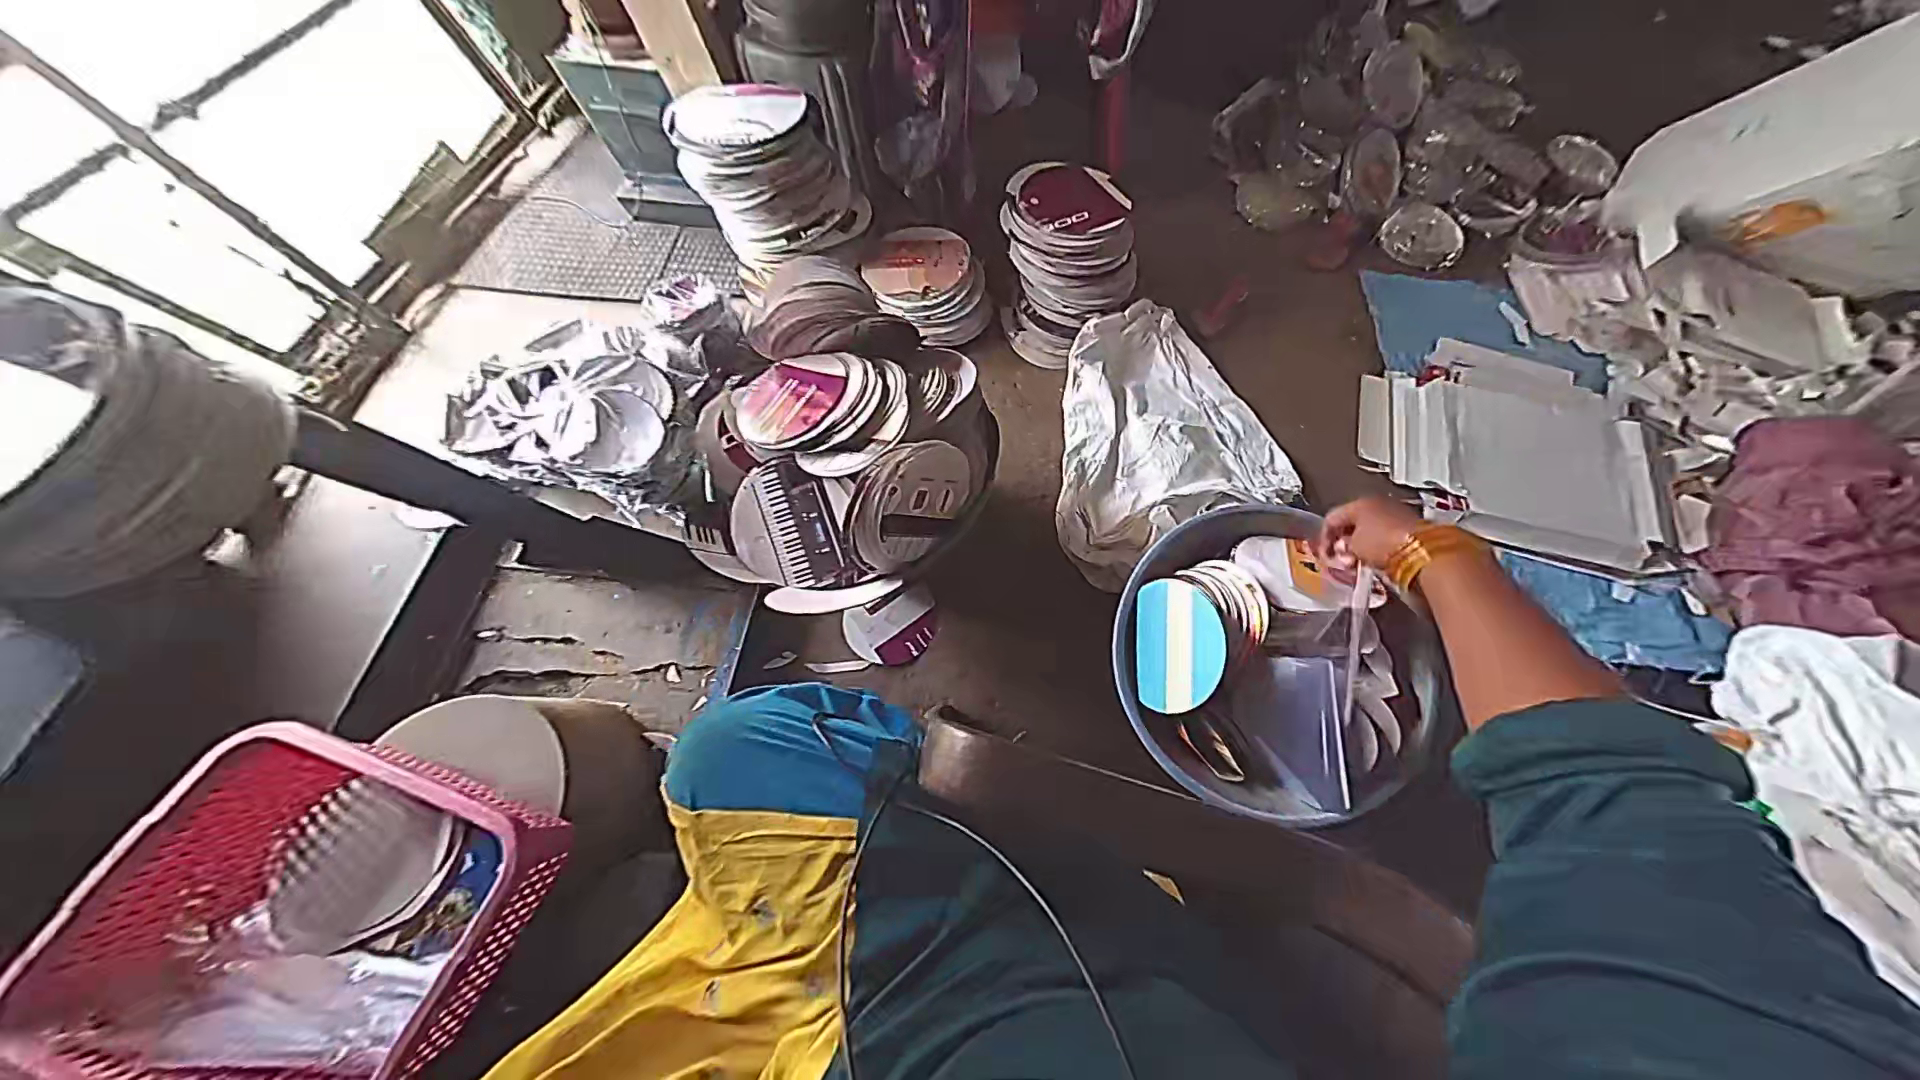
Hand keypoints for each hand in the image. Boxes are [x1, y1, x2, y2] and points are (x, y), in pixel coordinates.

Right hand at [1316, 495, 1421, 573]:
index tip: (1325, 553)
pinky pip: (1384, 536)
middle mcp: (1378, 504)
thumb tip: (1343, 548)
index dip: (1324, 538)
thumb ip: (1342, 546)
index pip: (1332, 518)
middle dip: (1343, 543)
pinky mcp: (1409, 528)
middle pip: (1351, 523)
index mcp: (1360, 503)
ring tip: (1358, 562)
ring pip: (1369, 530)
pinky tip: (1374, 559)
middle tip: (1340, 559)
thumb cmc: (1383, 543)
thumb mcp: (1352, 547)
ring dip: (1360, 547)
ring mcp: (1396, 514)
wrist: (1422, 550)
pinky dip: (1377, 547)